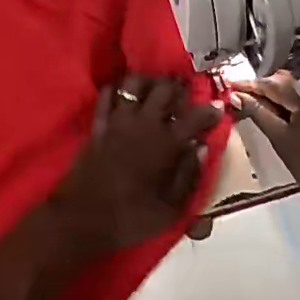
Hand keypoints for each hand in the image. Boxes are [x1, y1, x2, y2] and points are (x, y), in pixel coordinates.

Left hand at [49, 75, 219, 257]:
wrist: (81, 217)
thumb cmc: (129, 218)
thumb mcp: (169, 209)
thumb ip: (188, 176)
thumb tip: (200, 149)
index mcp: (165, 144)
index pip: (193, 117)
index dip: (209, 110)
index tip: (218, 107)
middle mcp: (143, 124)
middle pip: (164, 89)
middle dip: (179, 87)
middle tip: (185, 93)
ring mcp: (117, 121)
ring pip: (134, 84)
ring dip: (149, 82)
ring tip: (156, 88)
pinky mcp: (97, 124)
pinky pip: (106, 95)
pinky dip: (116, 89)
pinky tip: (123, 92)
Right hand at [230, 72, 299, 219]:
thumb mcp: (280, 138)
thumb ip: (257, 112)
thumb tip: (235, 96)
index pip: (274, 81)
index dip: (250, 84)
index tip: (230, 86)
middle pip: (289, 80)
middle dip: (265, 89)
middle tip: (240, 98)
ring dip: (280, 96)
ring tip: (257, 106)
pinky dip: (296, 103)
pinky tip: (280, 114)